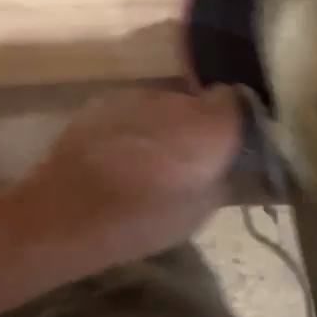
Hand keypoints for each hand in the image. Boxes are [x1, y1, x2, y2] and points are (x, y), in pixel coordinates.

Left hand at [5, 86, 241, 262]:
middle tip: (187, 163)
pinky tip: (119, 156)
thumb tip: (247, 170)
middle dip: (196, 128)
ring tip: (148, 163)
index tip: (229, 147)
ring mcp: (136, 97)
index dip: (234, 122)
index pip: (238, 102)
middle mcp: (176, 100)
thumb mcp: (199, 212)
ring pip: (163, 107)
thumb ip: (229, 180)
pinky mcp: (103, 100)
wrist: (69, 210)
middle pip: (197, 104)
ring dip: (163, 127)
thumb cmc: (143, 220)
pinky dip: (133, 127)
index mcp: (209, 126)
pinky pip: (132, 110)